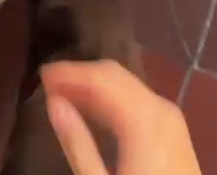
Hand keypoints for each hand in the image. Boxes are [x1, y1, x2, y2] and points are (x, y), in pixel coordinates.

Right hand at [42, 60, 201, 174]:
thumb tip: (53, 102)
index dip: (69, 72)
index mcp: (144, 118)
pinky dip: (114, 100)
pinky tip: (95, 112)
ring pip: (127, 85)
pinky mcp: (175, 132)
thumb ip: (77, 143)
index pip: (100, 77)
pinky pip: (140, 101)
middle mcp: (161, 107)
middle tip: (49, 85)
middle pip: (115, 75)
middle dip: (81, 75)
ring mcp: (172, 119)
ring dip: (96, 87)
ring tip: (65, 96)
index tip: (40, 76)